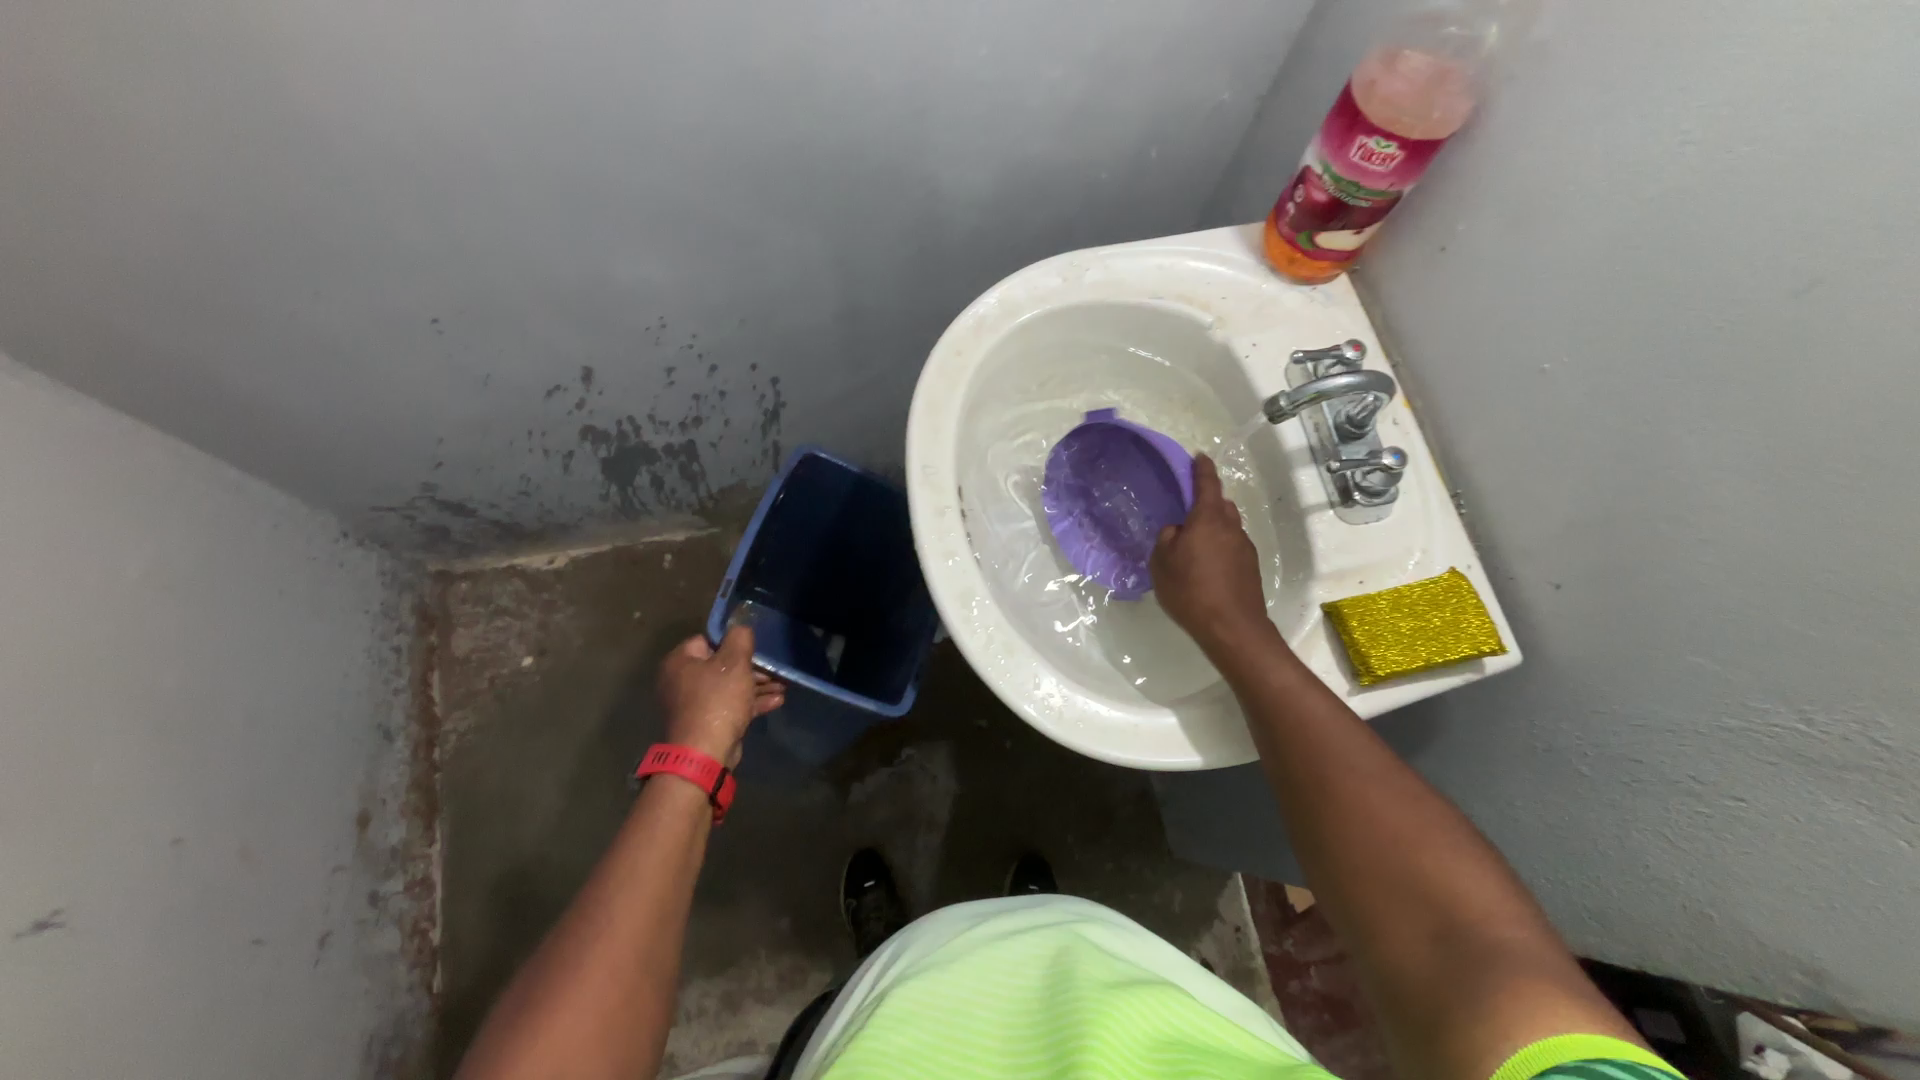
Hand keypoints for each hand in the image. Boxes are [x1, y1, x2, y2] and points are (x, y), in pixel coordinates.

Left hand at [656, 628, 784, 766]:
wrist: (705, 752)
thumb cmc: (718, 700)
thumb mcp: (734, 662)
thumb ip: (740, 639)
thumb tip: (741, 628)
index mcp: (680, 661)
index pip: (707, 640)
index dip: (732, 643)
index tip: (754, 648)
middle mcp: (682, 681)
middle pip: (721, 665)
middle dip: (750, 668)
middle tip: (773, 670)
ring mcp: (694, 704)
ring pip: (729, 687)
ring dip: (756, 686)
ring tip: (781, 686)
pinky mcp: (707, 723)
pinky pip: (730, 706)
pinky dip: (750, 703)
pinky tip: (777, 701)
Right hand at [1151, 454, 1275, 655]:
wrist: (1232, 627)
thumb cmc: (1191, 590)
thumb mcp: (1161, 563)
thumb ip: (1167, 539)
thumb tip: (1177, 530)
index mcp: (1208, 519)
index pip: (1206, 484)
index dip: (1201, 468)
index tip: (1199, 456)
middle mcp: (1231, 527)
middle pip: (1221, 505)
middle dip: (1207, 504)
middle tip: (1187, 516)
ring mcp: (1245, 547)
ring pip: (1228, 528)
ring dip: (1214, 530)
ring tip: (1195, 549)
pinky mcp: (1251, 567)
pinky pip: (1232, 547)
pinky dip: (1220, 549)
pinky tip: (1207, 570)